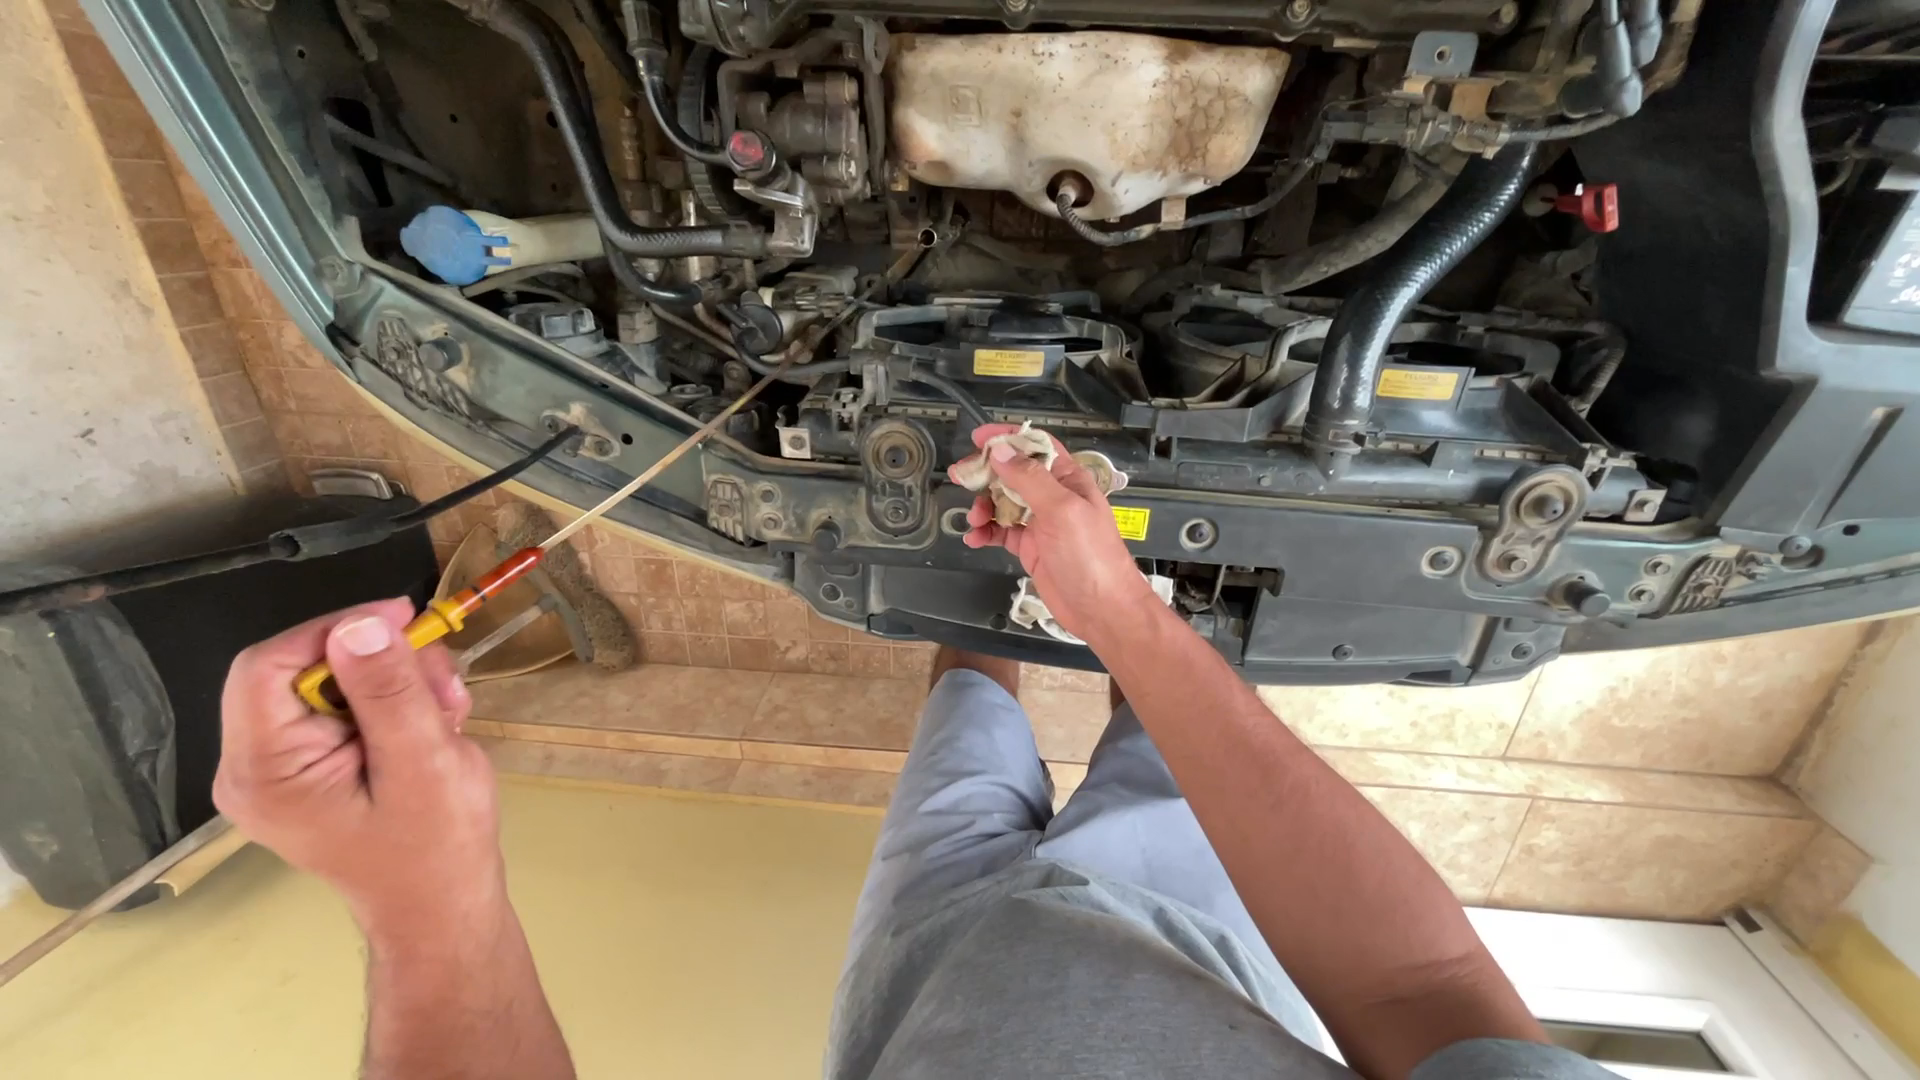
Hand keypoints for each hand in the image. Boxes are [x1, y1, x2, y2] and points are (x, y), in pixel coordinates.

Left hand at [214, 598, 499, 935]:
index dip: (334, 630)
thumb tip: (361, 624)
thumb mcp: (422, 762)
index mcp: (266, 768)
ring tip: (449, 716)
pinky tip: (438, 727)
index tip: (405, 617)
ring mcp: (288, 767)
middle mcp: (259, 764)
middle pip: (309, 671)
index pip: (267, 666)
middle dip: (387, 665)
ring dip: (406, 684)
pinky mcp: (321, 766)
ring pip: (341, 684)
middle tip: (445, 686)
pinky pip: (354, 708)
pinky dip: (404, 703)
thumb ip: (389, 693)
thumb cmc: (436, 841)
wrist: (445, 900)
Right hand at [950, 424, 1155, 643]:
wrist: (1102, 609)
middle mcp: (1053, 497)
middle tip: (959, 476)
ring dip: (983, 506)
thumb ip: (1029, 478)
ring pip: (1003, 503)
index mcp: (1068, 480)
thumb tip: (999, 451)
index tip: (978, 437)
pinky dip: (985, 532)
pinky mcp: (1029, 547)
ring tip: (974, 519)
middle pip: (1013, 474)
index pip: (1036, 446)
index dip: (1008, 438)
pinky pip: (1001, 532)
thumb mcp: (1061, 510)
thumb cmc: (1090, 556)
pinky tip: (975, 539)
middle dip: (986, 474)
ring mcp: (1040, 523)